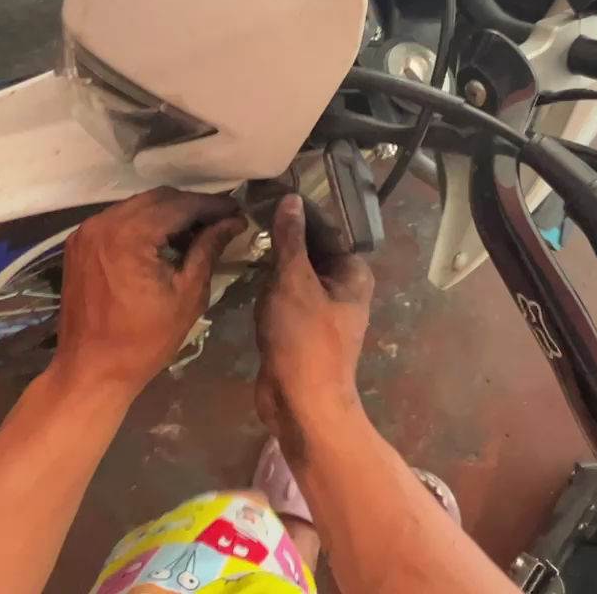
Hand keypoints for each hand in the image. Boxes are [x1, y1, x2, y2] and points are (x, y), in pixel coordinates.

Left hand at [52, 188, 247, 396]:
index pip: (180, 205)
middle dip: (191, 206)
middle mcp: (105, 222)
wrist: (89, 371)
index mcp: (130, 235)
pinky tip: (163, 241)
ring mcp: (87, 231)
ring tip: (195, 231)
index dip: (212, 205)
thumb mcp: (187, 295)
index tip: (236, 211)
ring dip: (168, 213)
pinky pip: (119, 219)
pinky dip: (144, 224)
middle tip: (220, 220)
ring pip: (138, 205)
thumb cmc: (143, 341)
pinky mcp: (80, 242)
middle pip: (158, 198)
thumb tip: (233, 222)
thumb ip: (208, 249)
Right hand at [255, 195, 374, 456]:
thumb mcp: (294, 282)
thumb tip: (291, 199)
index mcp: (352, 272)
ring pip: (296, 270)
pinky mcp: (300, 324)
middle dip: (284, 231)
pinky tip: (246, 265)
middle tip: (250, 206)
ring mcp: (321, 306)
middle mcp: (342, 285)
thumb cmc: (304, 339)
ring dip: (274, 255)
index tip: (269, 190)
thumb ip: (290, 239)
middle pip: (312, 246)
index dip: (299, 209)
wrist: (301, 406)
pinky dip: (269, 280)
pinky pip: (285, 292)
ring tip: (244, 228)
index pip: (327, 227)